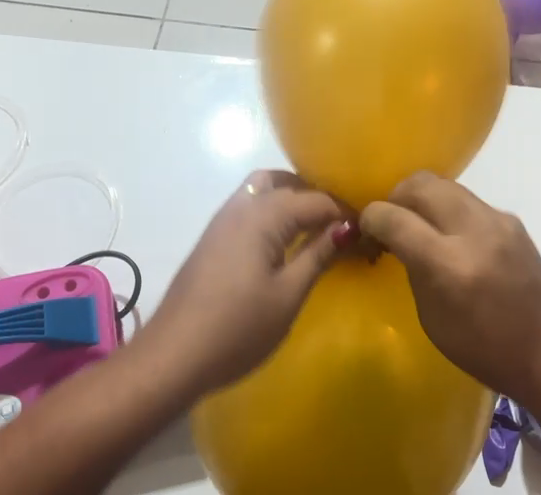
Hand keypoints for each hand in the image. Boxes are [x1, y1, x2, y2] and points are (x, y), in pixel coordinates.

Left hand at [137, 170, 349, 395]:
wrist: (172, 357)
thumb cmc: (237, 328)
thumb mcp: (288, 294)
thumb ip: (319, 254)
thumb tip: (348, 227)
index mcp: (263, 214)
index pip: (316, 199)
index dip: (344, 212)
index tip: (368, 229)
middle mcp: (241, 206)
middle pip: (284, 182)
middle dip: (315, 195)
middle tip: (340, 224)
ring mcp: (222, 220)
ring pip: (262, 190)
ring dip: (291, 199)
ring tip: (316, 229)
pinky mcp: (212, 239)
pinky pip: (249, 207)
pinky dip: (272, 212)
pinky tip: (285, 242)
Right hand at [359, 172, 540, 399]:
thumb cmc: (480, 348)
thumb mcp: (430, 317)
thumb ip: (412, 266)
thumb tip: (394, 235)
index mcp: (449, 265)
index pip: (397, 219)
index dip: (373, 217)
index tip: (365, 226)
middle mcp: (474, 232)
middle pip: (422, 184)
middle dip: (397, 195)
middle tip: (391, 218)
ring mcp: (498, 220)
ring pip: (447, 185)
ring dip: (424, 198)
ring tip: (419, 223)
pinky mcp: (512, 219)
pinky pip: (470, 200)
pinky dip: (451, 209)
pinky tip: (452, 235)